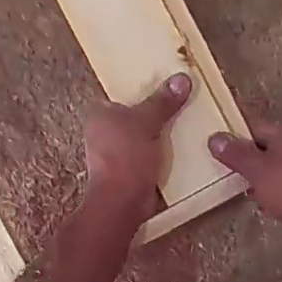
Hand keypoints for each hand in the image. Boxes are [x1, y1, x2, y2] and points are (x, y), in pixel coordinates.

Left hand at [84, 72, 191, 219]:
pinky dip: (159, 156)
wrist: (123, 202)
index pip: (122, 95)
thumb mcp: (147, 122)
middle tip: (180, 110)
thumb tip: (182, 78)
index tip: (167, 93)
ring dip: (158, 138)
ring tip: (183, 131)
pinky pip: (146, 157)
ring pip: (141, 138)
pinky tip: (176, 154)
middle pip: (133, 117)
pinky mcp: (125, 173)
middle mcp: (100, 132)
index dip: (144, 93)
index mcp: (98, 113)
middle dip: (154, 117)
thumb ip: (163, 102)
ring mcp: (112, 155)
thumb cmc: (127, 157)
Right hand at [208, 119, 281, 238]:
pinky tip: (280, 203)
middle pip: (270, 146)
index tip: (228, 166)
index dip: (238, 146)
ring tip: (259, 196)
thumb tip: (214, 137)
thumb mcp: (257, 172)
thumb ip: (235, 154)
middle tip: (242, 184)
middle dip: (255, 164)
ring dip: (270, 177)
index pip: (255, 129)